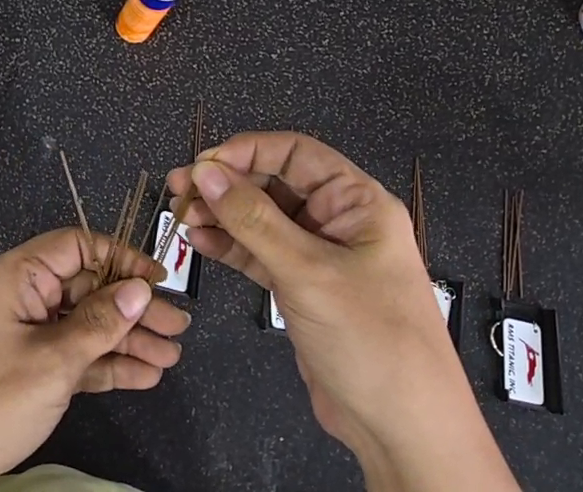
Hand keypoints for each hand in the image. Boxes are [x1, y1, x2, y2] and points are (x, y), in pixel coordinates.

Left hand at [0, 228, 190, 491]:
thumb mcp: (51, 362)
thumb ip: (99, 323)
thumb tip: (140, 288)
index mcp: (16, 275)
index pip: (77, 245)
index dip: (121, 258)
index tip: (161, 280)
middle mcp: (19, 293)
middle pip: (85, 286)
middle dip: (132, 307)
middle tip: (179, 328)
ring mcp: (21, 330)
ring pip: (82, 323)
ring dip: (125, 339)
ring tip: (171, 357)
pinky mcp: (23, 365)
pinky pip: (71, 353)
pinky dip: (103, 363)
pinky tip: (143, 375)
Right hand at [166, 133, 516, 491]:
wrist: (404, 431)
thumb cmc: (370, 339)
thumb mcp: (308, 273)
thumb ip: (252, 219)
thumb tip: (203, 171)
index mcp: (357, 203)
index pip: (295, 154)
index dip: (247, 151)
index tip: (202, 165)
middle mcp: (338, 222)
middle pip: (272, 184)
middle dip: (225, 184)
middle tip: (178, 191)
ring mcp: (319, 256)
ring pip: (260, 219)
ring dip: (220, 215)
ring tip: (180, 217)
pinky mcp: (302, 288)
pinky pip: (259, 253)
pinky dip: (229, 246)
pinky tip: (200, 243)